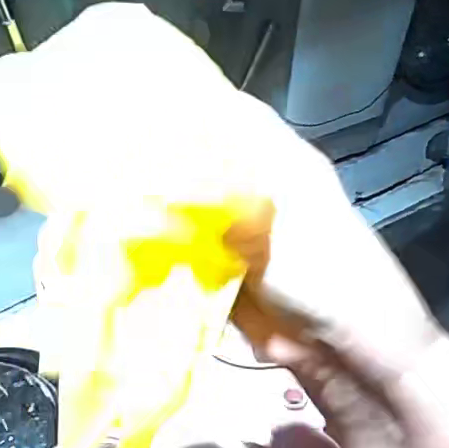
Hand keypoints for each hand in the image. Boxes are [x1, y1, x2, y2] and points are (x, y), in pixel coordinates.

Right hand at [0, 4, 445, 447]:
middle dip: (158, 159)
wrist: (352, 354)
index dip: (189, 103)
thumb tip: (167, 184)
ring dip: (155, 208)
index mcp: (285, 165)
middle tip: (96, 150)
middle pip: (204, 163)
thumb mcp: (282, 234)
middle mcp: (262, 192)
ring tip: (96, 195)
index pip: (233, 116)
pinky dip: (164, 251)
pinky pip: (191, 253)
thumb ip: (227, 208)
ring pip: (192, 209)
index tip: (133, 93)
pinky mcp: (232, 272)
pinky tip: (123, 246)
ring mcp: (244, 234)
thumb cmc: (335, 283)